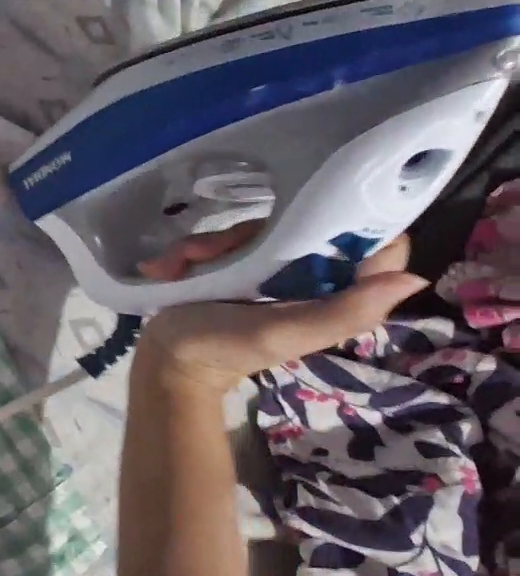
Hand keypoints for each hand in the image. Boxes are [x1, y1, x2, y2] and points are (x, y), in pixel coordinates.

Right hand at [135, 227, 427, 397]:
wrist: (167, 360)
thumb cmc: (225, 348)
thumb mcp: (285, 332)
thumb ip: (344, 311)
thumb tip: (412, 280)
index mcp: (330, 291)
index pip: (365, 247)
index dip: (347, 226)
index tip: (306, 216)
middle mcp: (301, 277)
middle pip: (288, 229)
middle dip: (238, 236)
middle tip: (202, 254)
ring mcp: (258, 272)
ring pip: (242, 234)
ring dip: (200, 246)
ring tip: (173, 268)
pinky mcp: (223, 269)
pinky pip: (209, 243)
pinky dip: (182, 253)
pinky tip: (162, 269)